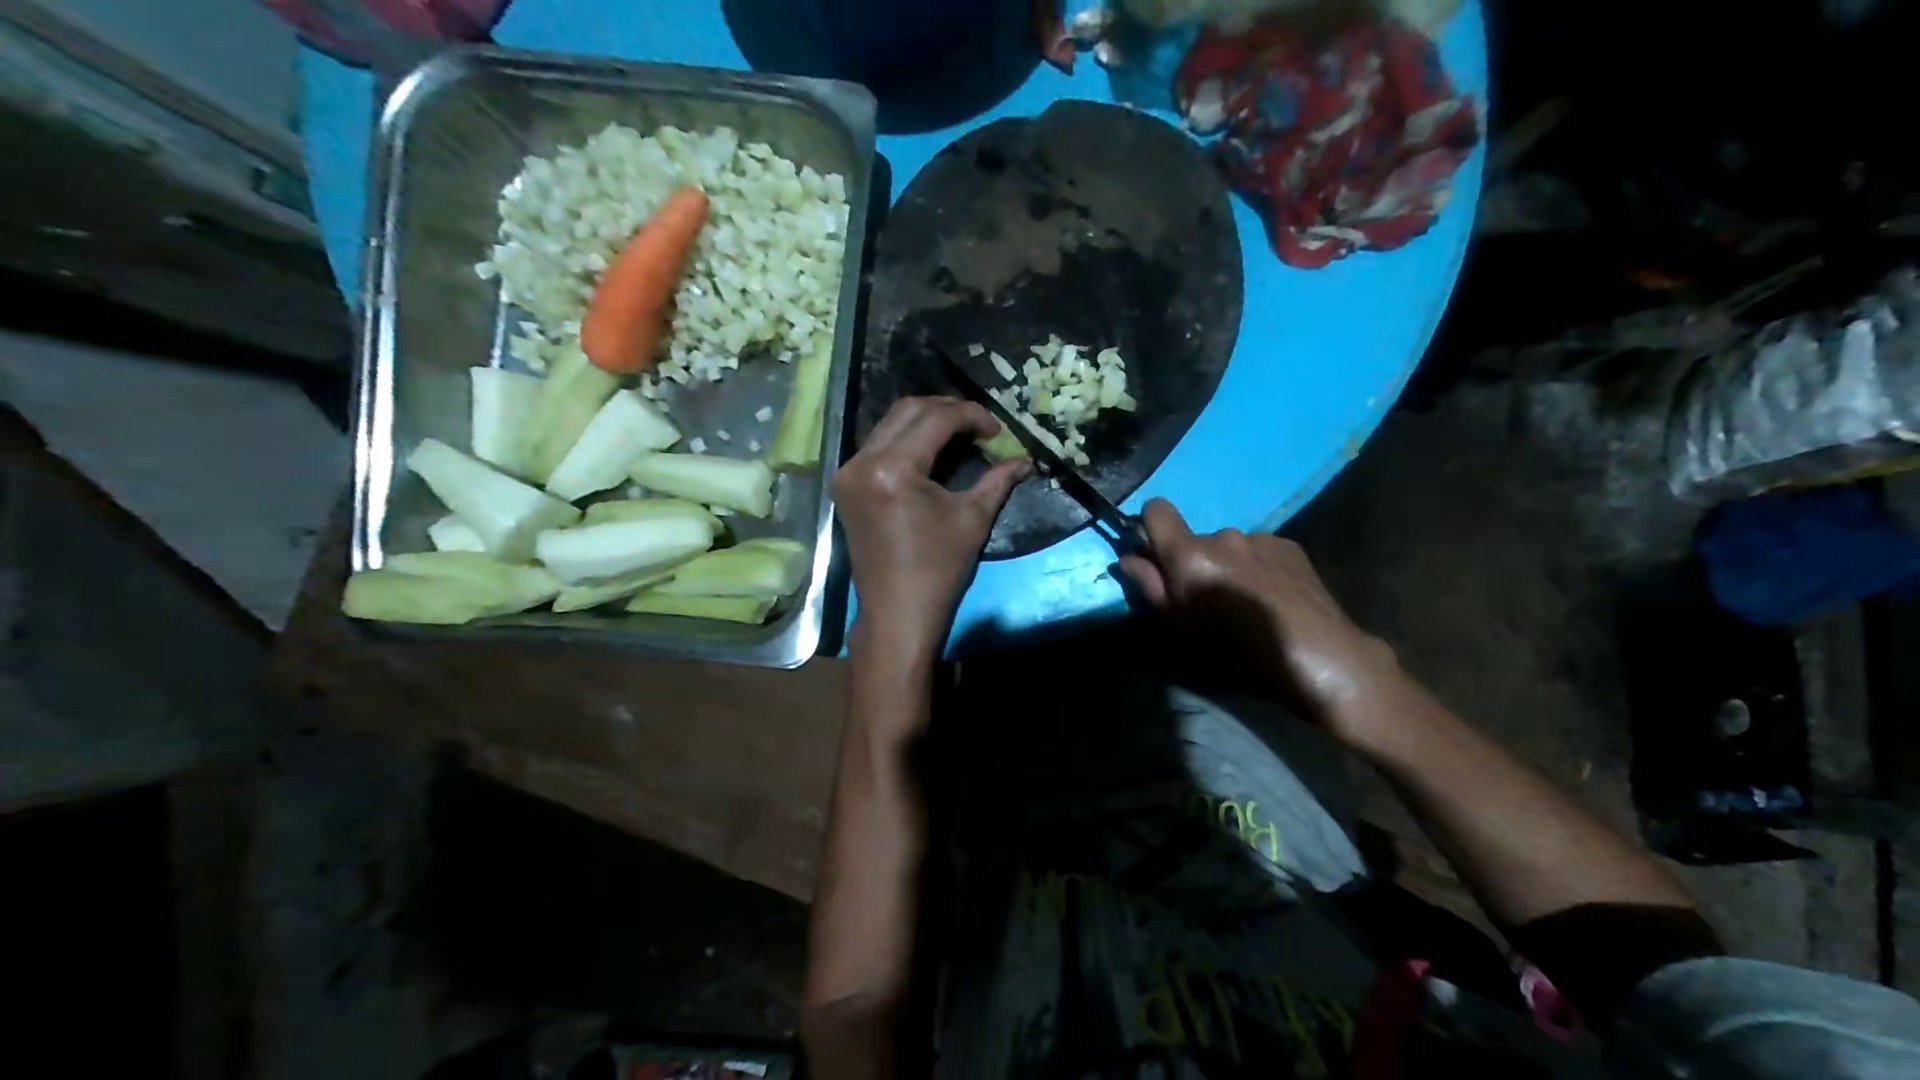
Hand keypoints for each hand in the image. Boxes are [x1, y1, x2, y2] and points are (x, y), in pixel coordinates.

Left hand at [835, 397, 1030, 656]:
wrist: (896, 611)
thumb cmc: (938, 569)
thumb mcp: (972, 519)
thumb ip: (997, 480)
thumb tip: (1025, 460)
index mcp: (893, 469)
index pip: (935, 419)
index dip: (971, 415)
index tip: (997, 429)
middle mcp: (862, 462)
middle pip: (907, 410)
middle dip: (947, 410)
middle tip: (978, 425)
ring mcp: (848, 472)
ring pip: (889, 423)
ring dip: (925, 421)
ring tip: (958, 433)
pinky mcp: (845, 484)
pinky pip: (877, 444)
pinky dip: (905, 439)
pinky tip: (930, 450)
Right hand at [1116, 499, 1403, 740]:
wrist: (1317, 655)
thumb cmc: (1237, 650)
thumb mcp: (1180, 628)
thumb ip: (1150, 587)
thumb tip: (1127, 558)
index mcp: (1189, 554)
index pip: (1156, 510)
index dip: (1151, 527)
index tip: (1158, 555)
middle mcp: (1222, 535)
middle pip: (1194, 538)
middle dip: (1194, 560)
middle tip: (1208, 599)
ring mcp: (1259, 538)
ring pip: (1228, 545)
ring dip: (1228, 564)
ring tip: (1246, 600)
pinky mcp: (1289, 546)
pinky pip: (1258, 549)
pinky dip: (1257, 566)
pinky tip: (1272, 595)